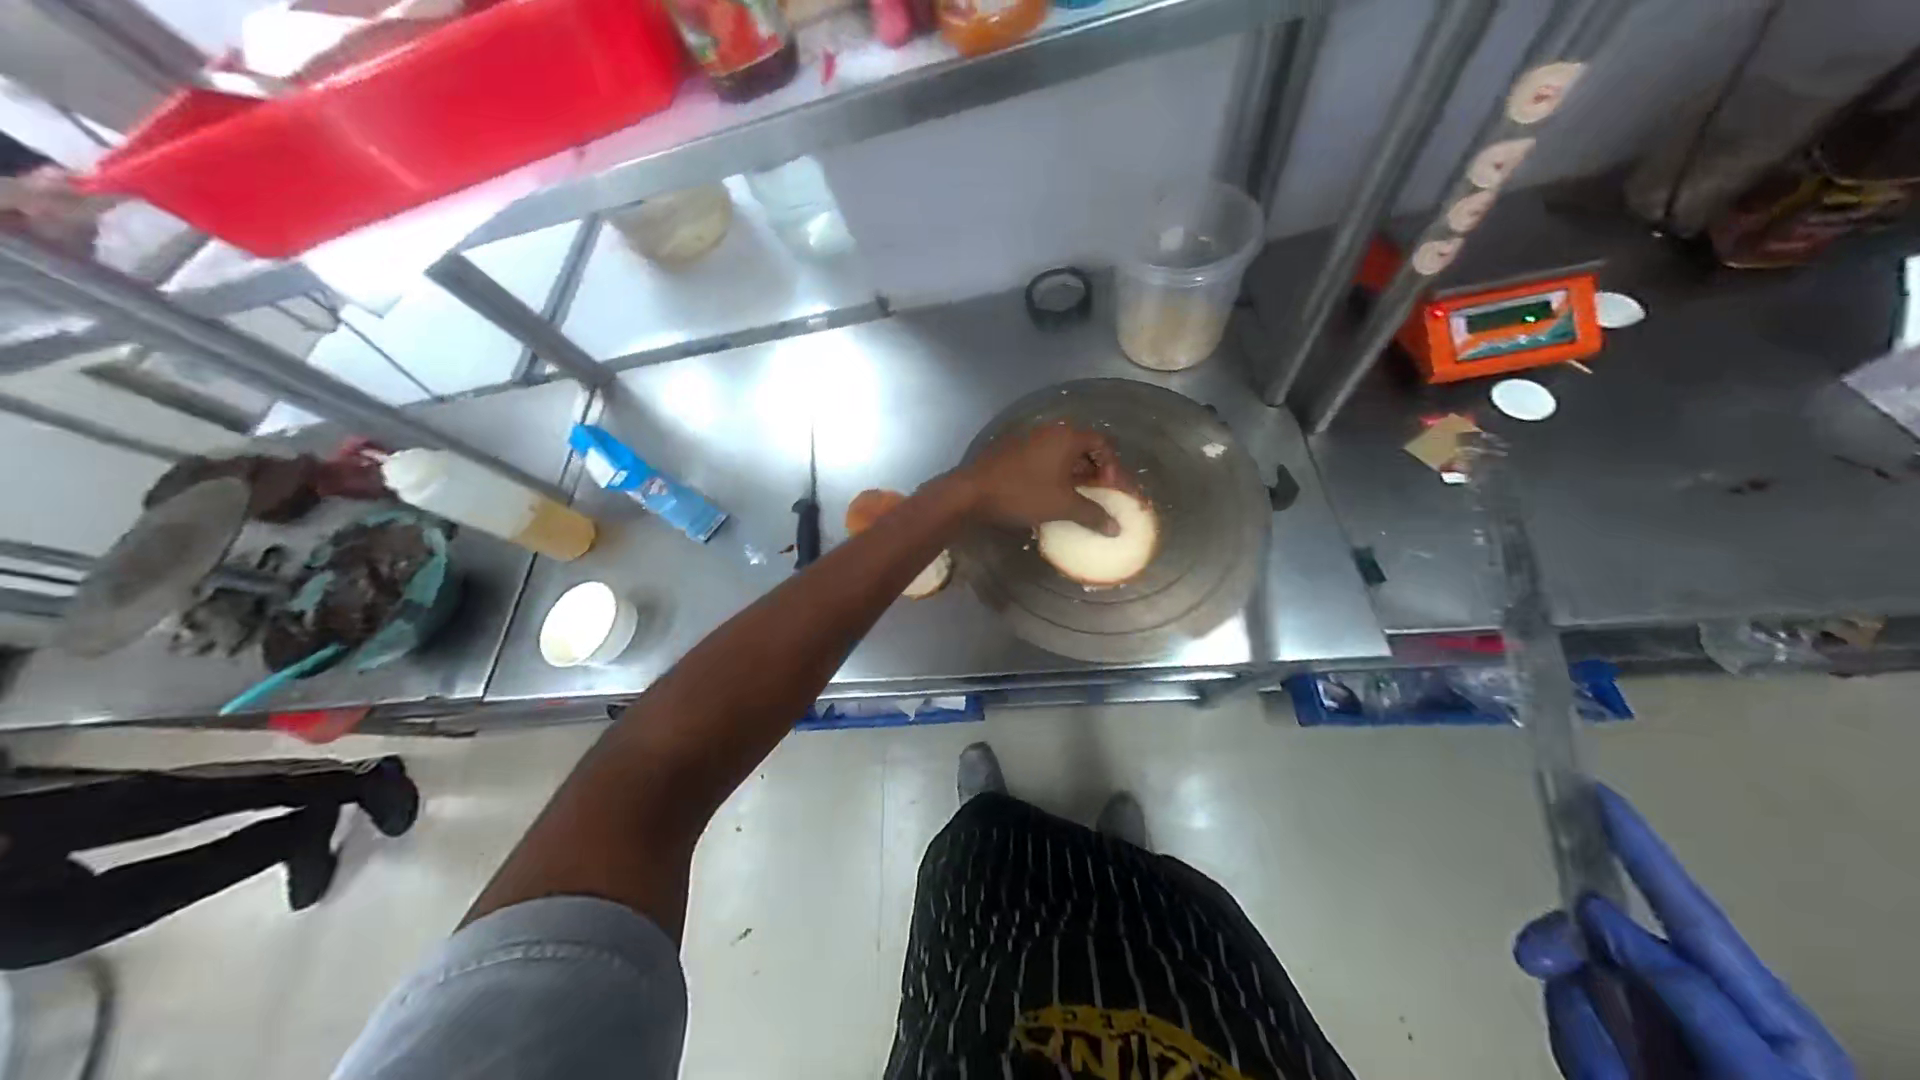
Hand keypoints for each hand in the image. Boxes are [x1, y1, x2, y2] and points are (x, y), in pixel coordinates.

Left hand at [956, 422, 1123, 533]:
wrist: (972, 492)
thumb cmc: (1023, 493)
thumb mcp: (1063, 506)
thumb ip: (1093, 514)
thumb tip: (1116, 528)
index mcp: (1067, 437)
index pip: (1102, 444)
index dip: (1112, 466)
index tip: (1110, 489)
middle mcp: (1050, 431)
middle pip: (1083, 447)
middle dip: (1095, 471)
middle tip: (1099, 494)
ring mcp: (1029, 440)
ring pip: (1062, 454)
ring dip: (1075, 474)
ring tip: (1078, 499)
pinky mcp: (1014, 451)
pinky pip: (1045, 459)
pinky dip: (1055, 475)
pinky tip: (1052, 496)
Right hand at [1513, 785, 1852, 1079]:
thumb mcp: (1758, 1066)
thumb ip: (1687, 988)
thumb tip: (1596, 908)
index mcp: (1748, 1002)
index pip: (1682, 905)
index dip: (1640, 849)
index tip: (1595, 794)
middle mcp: (1688, 1005)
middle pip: (1607, 937)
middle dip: (1567, 940)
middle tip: (1530, 961)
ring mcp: (1648, 1031)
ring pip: (1577, 984)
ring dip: (1575, 1017)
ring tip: (1605, 1070)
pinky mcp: (1611, 1053)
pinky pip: (1569, 1030)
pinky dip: (1576, 1048)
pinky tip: (1601, 1071)